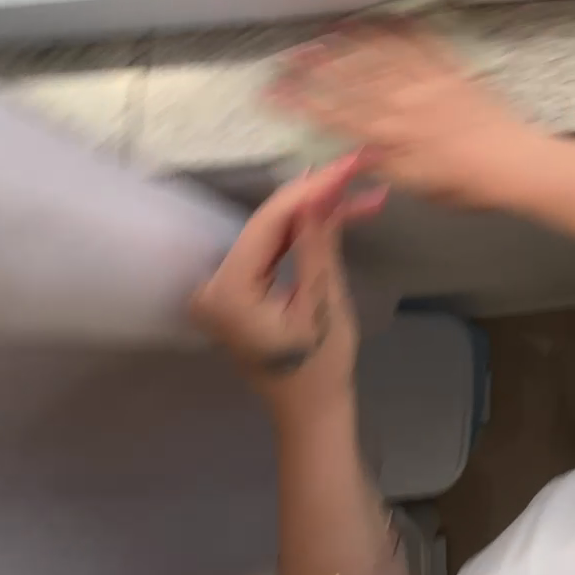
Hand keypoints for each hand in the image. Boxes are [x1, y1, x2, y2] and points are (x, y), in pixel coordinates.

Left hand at [191, 153, 386, 420]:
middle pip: (271, 222)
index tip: (348, 165)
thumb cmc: (318, 365)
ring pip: (277, 230)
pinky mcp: (243, 286)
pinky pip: (276, 247)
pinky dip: (307, 232)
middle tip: (358, 167)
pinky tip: (339, 211)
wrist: (311, 409)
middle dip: (318, 194)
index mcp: (227, 291)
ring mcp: (226, 284)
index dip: (311, 190)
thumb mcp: (322, 302)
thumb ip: (317, 244)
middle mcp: (215, 282)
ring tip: (359, 187)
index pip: (269, 223)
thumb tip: (321, 192)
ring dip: (318, 210)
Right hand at [266, 19, 545, 209]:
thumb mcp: (416, 185)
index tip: (274, 91)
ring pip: (381, 56)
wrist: (514, 163)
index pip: (333, 114)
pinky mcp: (452, 72)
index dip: (300, 102)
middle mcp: (403, 103)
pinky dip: (399, 29)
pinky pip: (422, 44)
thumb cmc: (467, 185)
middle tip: (290, 55)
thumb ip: (382, 164)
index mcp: (389, 135)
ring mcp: (428, 82)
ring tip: (327, 31)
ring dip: (351, 42)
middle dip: (315, 66)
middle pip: (350, 78)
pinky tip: (383, 19)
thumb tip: (352, 151)